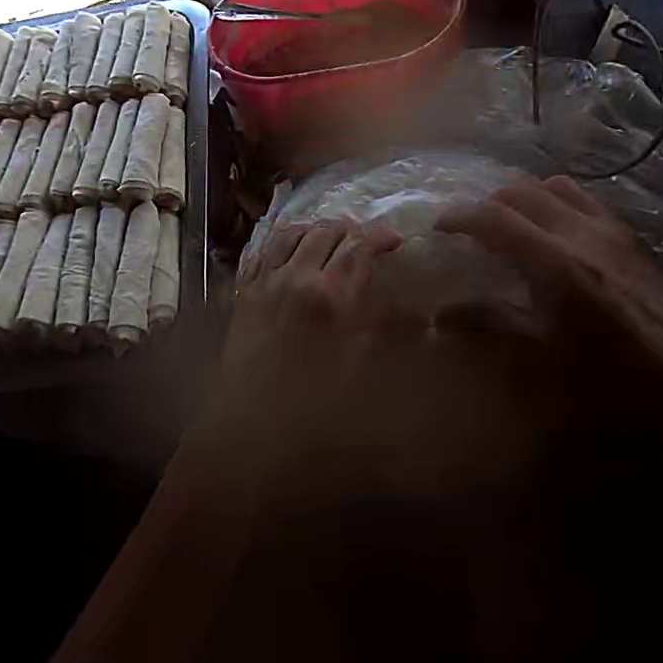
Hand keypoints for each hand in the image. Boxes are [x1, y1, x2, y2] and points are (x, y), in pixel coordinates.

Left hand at [178, 220, 403, 500]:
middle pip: (325, 233)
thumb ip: (392, 335)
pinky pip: (259, 253)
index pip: (360, 245)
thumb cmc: (315, 413)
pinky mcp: (242, 297)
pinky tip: (287, 250)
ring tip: (328, 238)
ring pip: (288, 235)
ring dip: (314, 231)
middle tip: (364, 242)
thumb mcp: (367, 374)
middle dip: (350, 230)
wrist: (249, 432)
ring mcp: (263, 285)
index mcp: (333, 297)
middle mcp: (295, 279)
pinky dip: (277, 242)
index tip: (396, 242)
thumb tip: (420, 314)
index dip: (381, 237)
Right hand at [435, 176, 662, 384]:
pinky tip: (550, 232)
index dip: (458, 216)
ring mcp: (610, 229)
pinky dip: (555, 203)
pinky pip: (584, 200)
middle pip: (520, 192)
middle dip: (486, 204)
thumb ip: (491, 322)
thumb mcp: (542, 351)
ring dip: (522, 198)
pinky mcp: (630, 236)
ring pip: (554, 188)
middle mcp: (580, 232)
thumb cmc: (610, 372)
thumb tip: (440, 316)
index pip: (492, 217)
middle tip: (468, 230)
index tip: (437, 228)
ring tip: (506, 225)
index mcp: (554, 261)